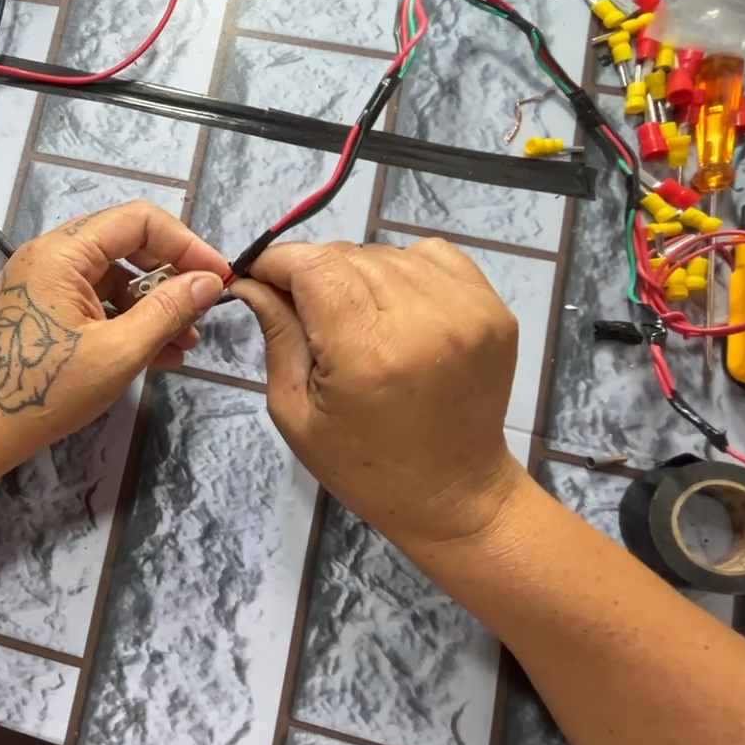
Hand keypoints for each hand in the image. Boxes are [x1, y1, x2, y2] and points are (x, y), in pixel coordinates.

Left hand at [0, 202, 229, 453]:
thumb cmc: (46, 390)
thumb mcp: (118, 352)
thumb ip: (167, 312)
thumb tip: (209, 282)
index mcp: (61, 253)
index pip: (137, 221)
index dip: (185, 243)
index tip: (216, 276)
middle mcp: (49, 257)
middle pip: (125, 246)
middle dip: (169, 278)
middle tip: (202, 310)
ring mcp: (43, 284)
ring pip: (112, 278)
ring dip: (152, 306)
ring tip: (185, 344)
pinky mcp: (42, 311)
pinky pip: (94, 303)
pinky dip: (126, 321)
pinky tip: (157, 354)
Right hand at [230, 239, 528, 548]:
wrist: (451, 492)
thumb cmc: (358, 463)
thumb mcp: (293, 408)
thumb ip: (277, 335)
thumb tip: (251, 282)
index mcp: (368, 351)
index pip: (314, 266)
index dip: (277, 261)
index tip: (257, 275)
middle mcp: (424, 319)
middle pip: (347, 255)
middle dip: (309, 271)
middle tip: (294, 305)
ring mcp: (467, 310)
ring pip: (385, 252)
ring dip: (353, 272)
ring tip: (346, 313)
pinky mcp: (492, 308)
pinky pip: (431, 256)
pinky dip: (398, 269)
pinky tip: (388, 306)